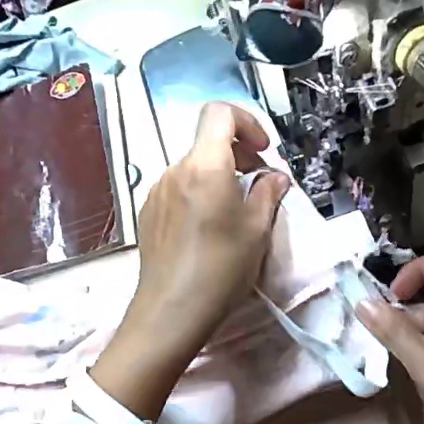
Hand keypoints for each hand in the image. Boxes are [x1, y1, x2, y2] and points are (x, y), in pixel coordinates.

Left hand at [91, 102, 290, 418]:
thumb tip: (276, 177)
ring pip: (193, 168)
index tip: (262, 151)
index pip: (220, 113)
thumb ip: (268, 193)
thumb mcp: (257, 231)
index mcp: (205, 166)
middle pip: (207, 142)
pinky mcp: (147, 213)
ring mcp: (156, 191)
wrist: (171, 310)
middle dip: (237, 154)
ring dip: (218, 177)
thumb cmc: (221, 268)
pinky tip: (207, 230)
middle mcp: (175, 170)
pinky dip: (198, 194)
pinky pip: (178, 189)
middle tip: (259, 185)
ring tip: (234, 212)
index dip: (247, 122)